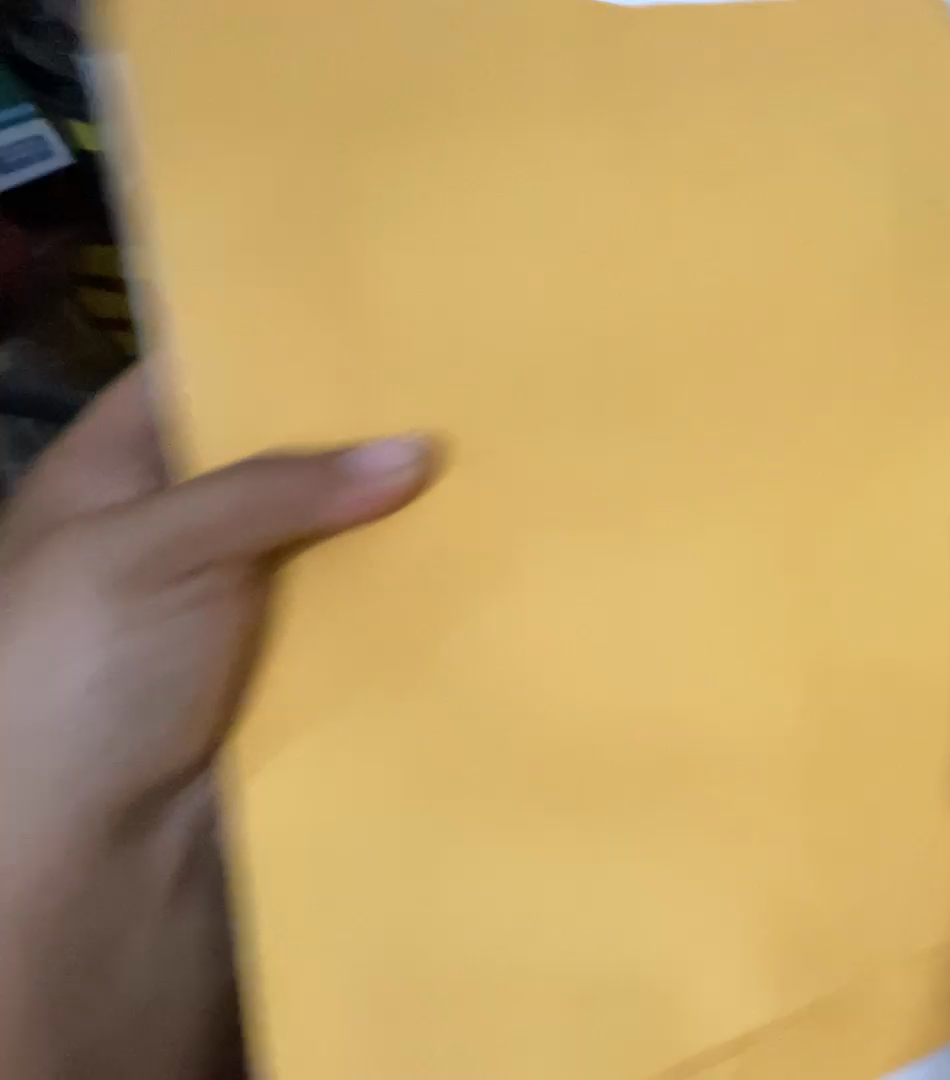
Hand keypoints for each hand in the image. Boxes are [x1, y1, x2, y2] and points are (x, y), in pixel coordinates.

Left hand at [0, 363, 436, 1078]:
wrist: (110, 846)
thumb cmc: (79, 680)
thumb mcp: (146, 556)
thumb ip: (278, 492)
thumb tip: (421, 449)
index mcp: (119, 482)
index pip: (200, 383)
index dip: (275, 347)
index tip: (376, 322)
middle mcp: (197, 526)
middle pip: (293, 452)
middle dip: (370, 425)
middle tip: (464, 384)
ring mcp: (265, 587)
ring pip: (348, 523)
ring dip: (409, 502)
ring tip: (497, 454)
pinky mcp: (320, 641)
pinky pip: (379, 586)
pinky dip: (424, 566)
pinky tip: (484, 541)